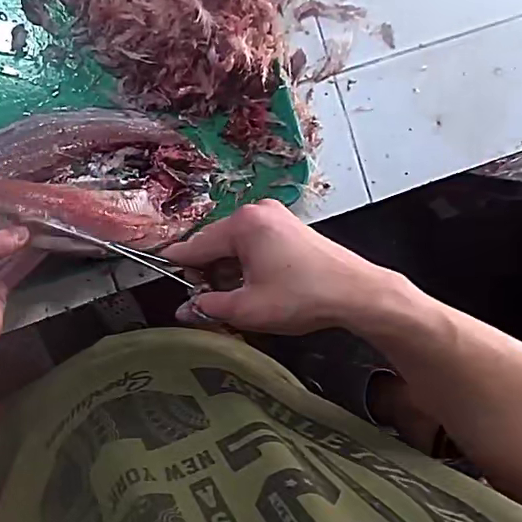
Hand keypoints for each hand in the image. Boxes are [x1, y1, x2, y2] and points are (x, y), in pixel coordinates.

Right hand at [162, 201, 412, 335]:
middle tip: (213, 303)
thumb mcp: (247, 308)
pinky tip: (256, 288)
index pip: (195, 246)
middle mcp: (258, 212)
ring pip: (235, 246)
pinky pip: (254, 245)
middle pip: (215, 244)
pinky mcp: (289, 229)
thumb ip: (209, 307)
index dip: (179, 267)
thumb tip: (185, 309)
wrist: (357, 293)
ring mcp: (276, 218)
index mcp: (242, 224)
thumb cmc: (305, 297)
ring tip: (240, 300)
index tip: (163, 276)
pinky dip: (247, 266)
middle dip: (209, 274)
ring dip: (229, 272)